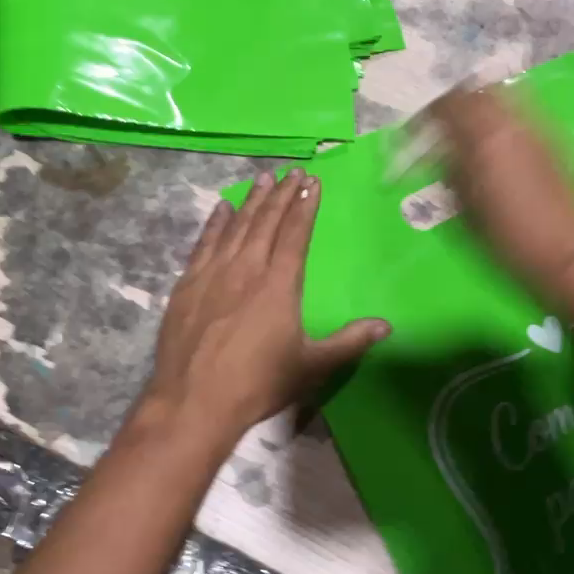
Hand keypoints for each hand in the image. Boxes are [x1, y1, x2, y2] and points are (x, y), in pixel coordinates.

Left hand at [143, 169, 389, 441]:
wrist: (194, 403)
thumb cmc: (259, 384)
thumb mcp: (312, 366)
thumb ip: (349, 342)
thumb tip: (387, 325)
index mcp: (280, 283)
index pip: (296, 233)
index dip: (306, 205)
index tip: (312, 181)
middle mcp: (247, 268)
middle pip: (267, 221)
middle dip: (282, 194)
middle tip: (291, 171)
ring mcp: (213, 273)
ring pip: (237, 226)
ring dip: (252, 200)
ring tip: (262, 178)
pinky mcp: (187, 285)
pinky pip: (205, 243)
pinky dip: (215, 222)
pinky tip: (222, 208)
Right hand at [425, 86, 573, 293]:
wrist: (571, 251)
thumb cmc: (511, 237)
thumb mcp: (468, 209)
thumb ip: (451, 171)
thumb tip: (438, 153)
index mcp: (484, 138)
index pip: (446, 105)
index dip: (425, 114)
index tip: (412, 130)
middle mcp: (509, 122)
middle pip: (473, 91)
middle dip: (451, 102)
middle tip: (437, 122)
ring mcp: (533, 126)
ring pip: (498, 95)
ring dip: (476, 104)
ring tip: (464, 126)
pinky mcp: (550, 136)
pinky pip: (518, 110)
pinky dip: (499, 114)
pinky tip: (493, 135)